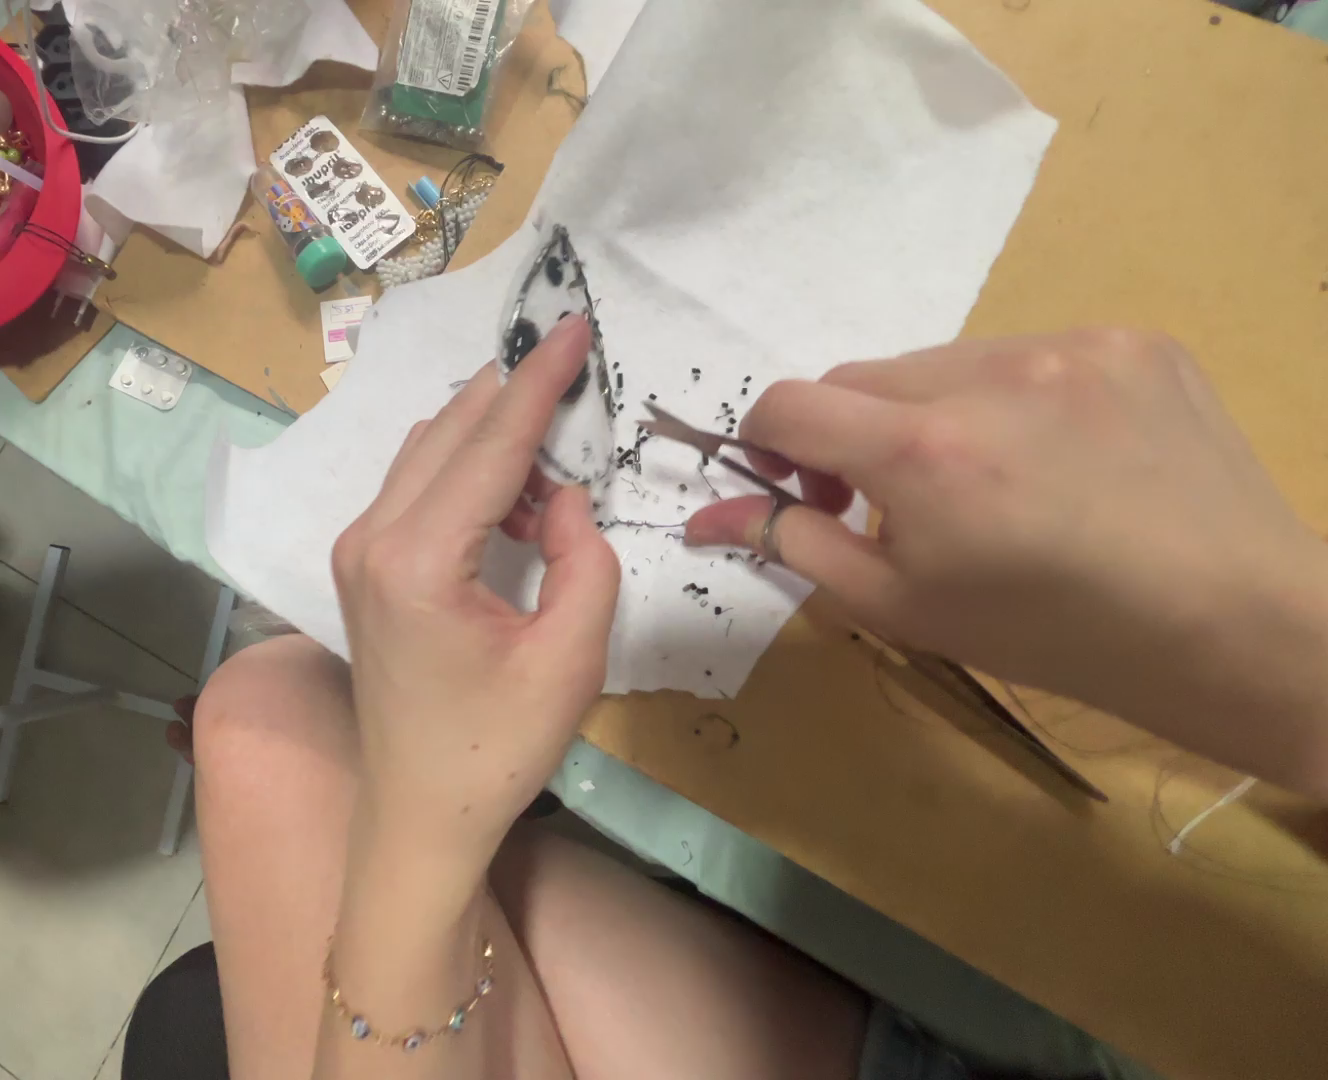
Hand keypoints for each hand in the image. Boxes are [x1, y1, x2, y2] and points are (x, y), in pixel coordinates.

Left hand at [331, 315, 620, 869]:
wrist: (419, 809)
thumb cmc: (497, 748)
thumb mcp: (570, 660)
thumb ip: (582, 561)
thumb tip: (564, 496)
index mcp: (417, 558)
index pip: (489, 445)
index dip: (537, 383)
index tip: (574, 326)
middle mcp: (370, 537)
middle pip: (448, 433)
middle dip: (511, 396)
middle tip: (569, 367)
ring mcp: (355, 549)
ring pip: (425, 453)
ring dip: (487, 436)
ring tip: (553, 455)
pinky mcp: (359, 565)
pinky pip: (413, 487)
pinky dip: (463, 471)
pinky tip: (509, 498)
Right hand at [685, 329, 1327, 793]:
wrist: (1241, 627)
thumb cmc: (1040, 630)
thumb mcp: (890, 600)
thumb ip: (786, 541)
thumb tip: (700, 517)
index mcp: (922, 451)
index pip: (785, 405)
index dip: (762, 442)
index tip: (795, 488)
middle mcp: (987, 376)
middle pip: (849, 380)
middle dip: (838, 435)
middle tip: (875, 500)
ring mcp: (1066, 347)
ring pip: (924, 365)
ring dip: (911, 414)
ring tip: (967, 478)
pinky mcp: (1125, 339)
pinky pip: (1005, 355)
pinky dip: (987, 399)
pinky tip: (1035, 454)